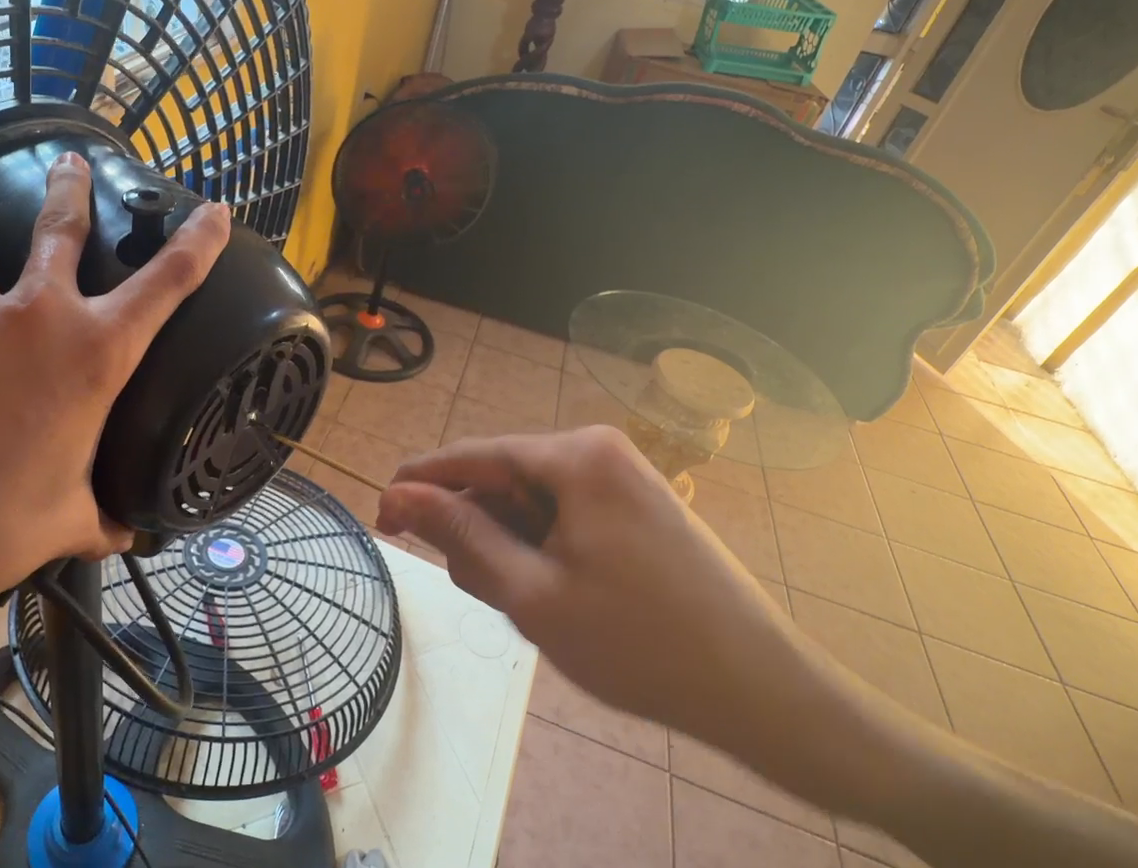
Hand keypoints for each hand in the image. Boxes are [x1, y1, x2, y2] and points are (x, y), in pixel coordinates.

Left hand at [0, 152, 231, 658]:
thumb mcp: (64, 523)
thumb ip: (102, 515)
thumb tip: (123, 532)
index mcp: (90, 356)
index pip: (166, 282)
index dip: (197, 242)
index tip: (214, 212)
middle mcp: (29, 314)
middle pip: (61, 228)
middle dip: (72, 191)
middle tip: (72, 165)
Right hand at [376, 428, 843, 767]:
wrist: (757, 687)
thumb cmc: (636, 641)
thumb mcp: (530, 592)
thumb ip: (460, 534)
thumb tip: (399, 493)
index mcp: (575, 456)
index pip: (472, 455)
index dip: (420, 485)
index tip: (380, 519)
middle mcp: (598, 451)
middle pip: (501, 481)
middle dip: (479, 534)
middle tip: (489, 597)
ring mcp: (622, 479)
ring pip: (530, 506)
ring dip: (512, 552)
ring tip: (531, 609)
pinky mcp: (635, 508)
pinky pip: (563, 519)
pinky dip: (543, 554)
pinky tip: (558, 600)